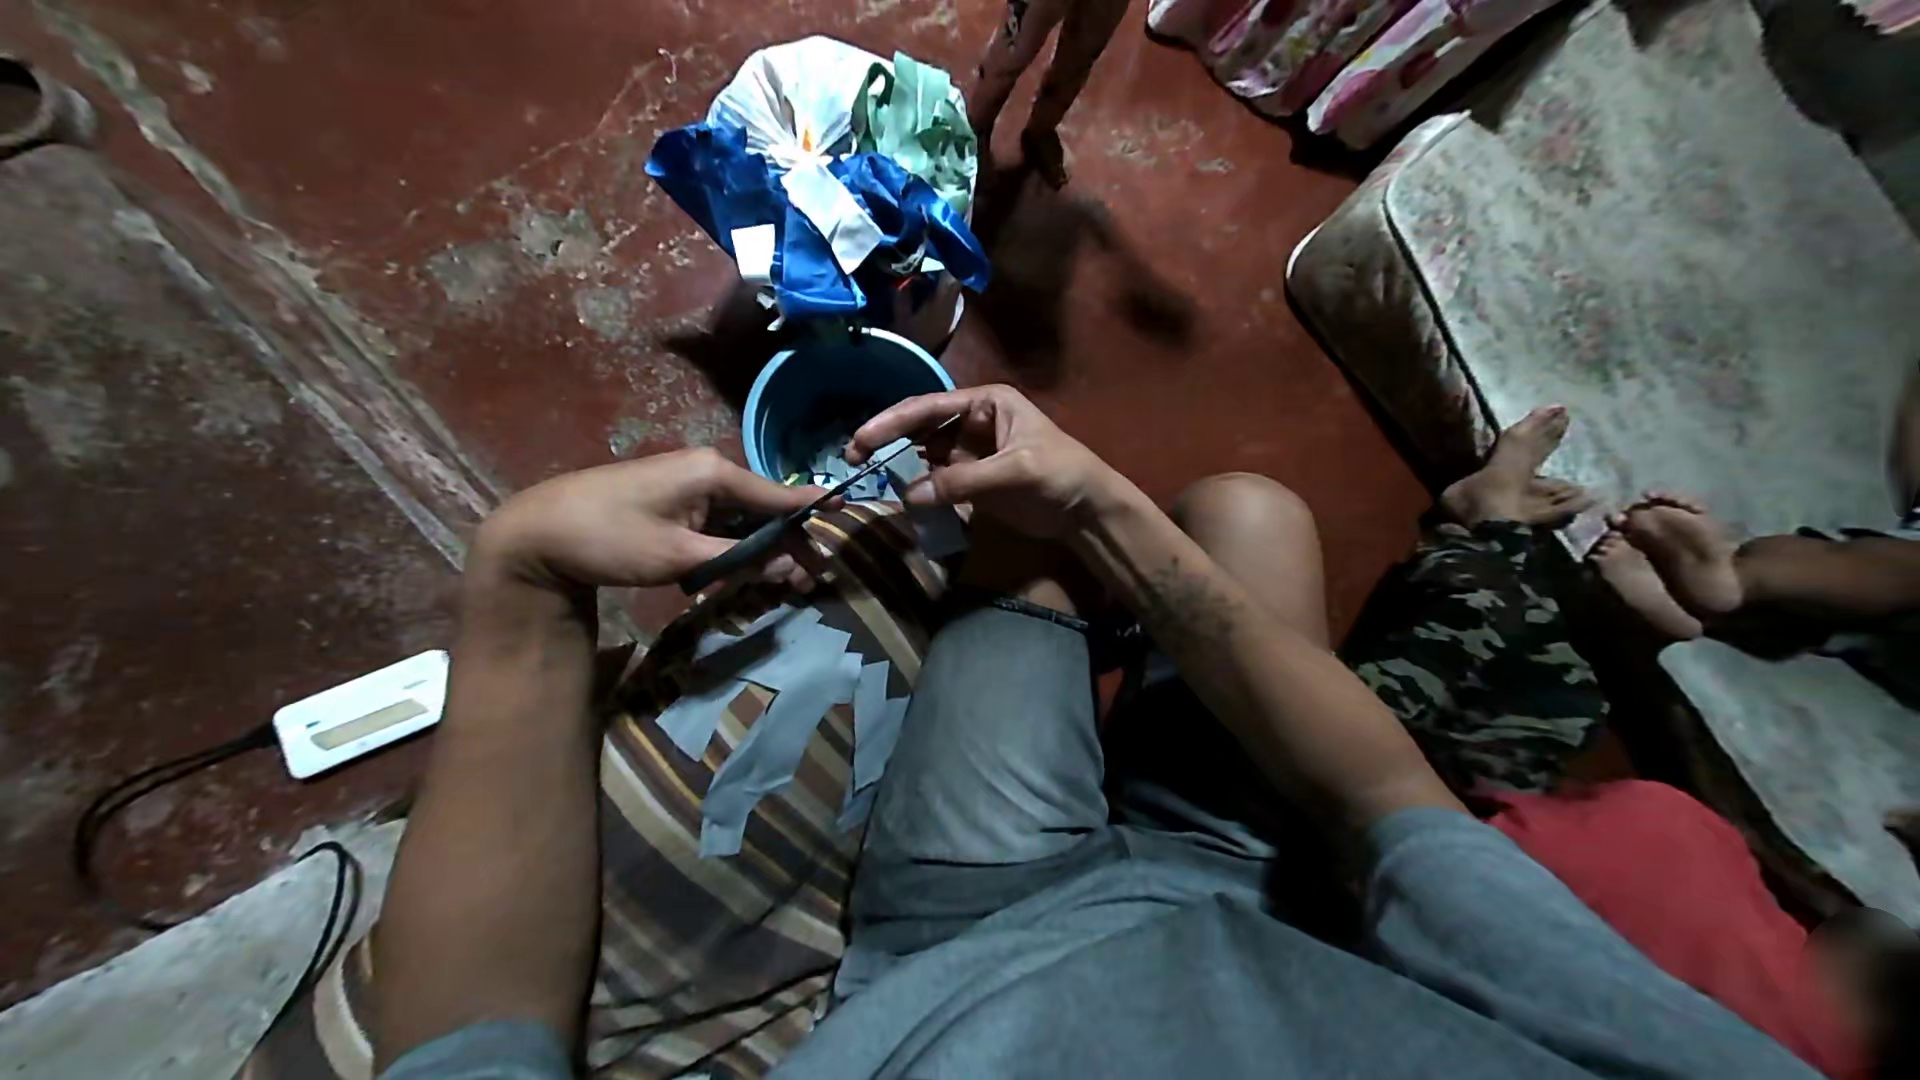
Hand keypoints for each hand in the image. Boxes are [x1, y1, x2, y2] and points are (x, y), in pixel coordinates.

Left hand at [473, 448, 823, 592]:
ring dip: (761, 551)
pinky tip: (741, 574)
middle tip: (805, 583)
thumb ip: (740, 558)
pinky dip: (734, 548)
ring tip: (779, 585)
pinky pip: (720, 524)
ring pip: (743, 520)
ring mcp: (690, 486)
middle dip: (787, 545)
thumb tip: (788, 562)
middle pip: (764, 509)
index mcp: (714, 473)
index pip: (779, 494)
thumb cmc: (610, 539)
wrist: (536, 533)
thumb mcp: (680, 556)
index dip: (814, 509)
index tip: (847, 515)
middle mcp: (707, 472)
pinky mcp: (676, 503)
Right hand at [848, 384, 1117, 538]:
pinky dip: (920, 488)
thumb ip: (960, 481)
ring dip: (901, 466)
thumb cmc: (1060, 474)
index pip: (929, 407)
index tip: (860, 440)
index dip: (891, 422)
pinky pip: (937, 480)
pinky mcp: (972, 479)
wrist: (1086, 511)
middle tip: (853, 459)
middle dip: (888, 440)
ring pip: (924, 455)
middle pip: (920, 427)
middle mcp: (972, 421)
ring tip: (870, 478)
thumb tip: (908, 497)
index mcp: (985, 402)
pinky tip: (903, 497)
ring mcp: (970, 452)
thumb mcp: (1013, 471)